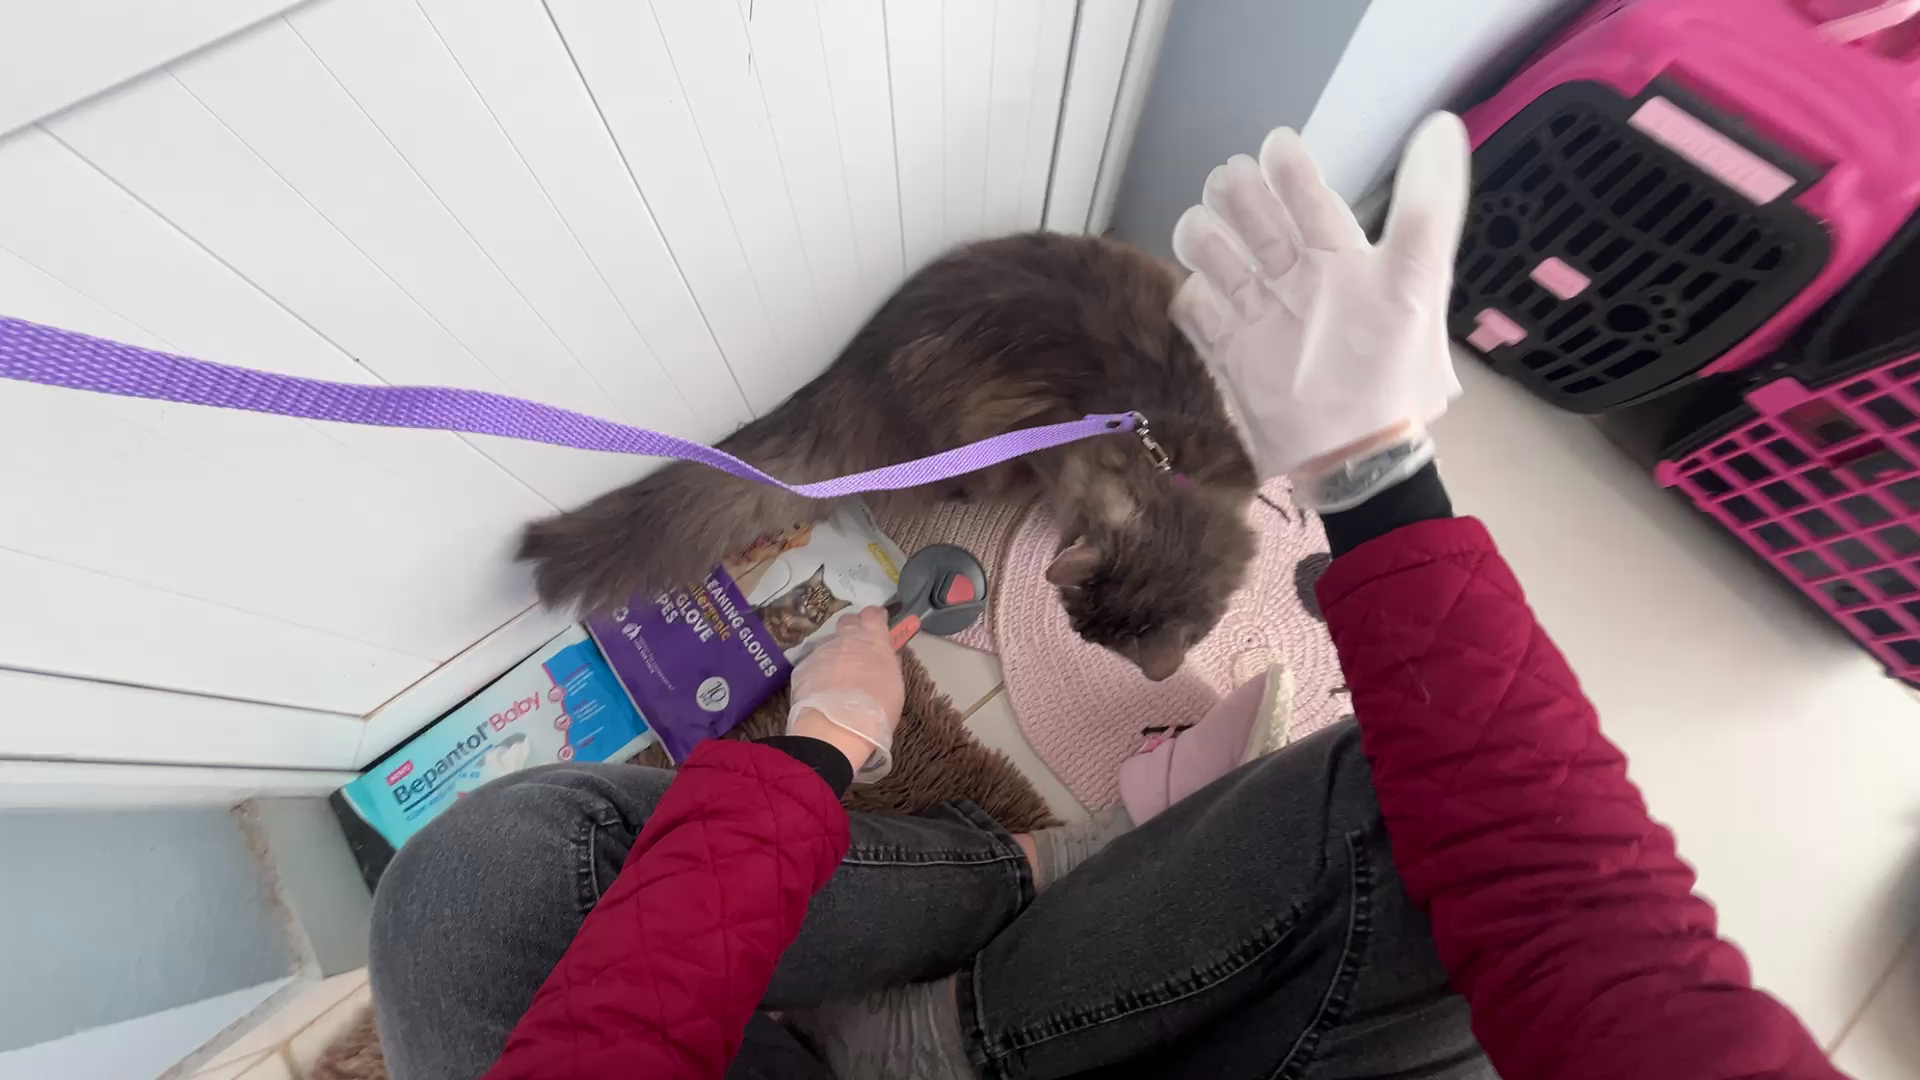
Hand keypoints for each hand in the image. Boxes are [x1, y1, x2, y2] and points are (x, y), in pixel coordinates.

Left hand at [785, 607, 903, 781]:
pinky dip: (819, 673)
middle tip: (859, 650)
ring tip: (839, 679)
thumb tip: (887, 653)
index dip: (876, 618)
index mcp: (871, 638)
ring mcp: (820, 652)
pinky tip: (823, 692)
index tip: (879, 625)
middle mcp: (844, 638)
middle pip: (847, 621)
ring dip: (835, 655)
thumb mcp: (894, 684)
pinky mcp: (802, 669)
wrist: (835, 729)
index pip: (873, 614)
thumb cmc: (876, 708)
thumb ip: (889, 662)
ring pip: (829, 645)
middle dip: (853, 630)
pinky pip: (813, 664)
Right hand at [1170, 113, 1471, 508]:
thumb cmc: (1386, 371)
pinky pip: (1200, 317)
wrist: (1347, 453)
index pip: (1313, 207)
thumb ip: (1425, 209)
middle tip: (1224, 180)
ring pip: (1222, 265)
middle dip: (1240, 200)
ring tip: (1197, 226)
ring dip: (1206, 242)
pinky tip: (1194, 291)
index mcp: (1341, 265)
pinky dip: (1192, 300)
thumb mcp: (1416, 285)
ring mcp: (1259, 320)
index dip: (1293, 175)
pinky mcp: (1231, 355)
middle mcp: (1297, 286)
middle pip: (1258, 230)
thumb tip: (1439, 126)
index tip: (1274, 145)